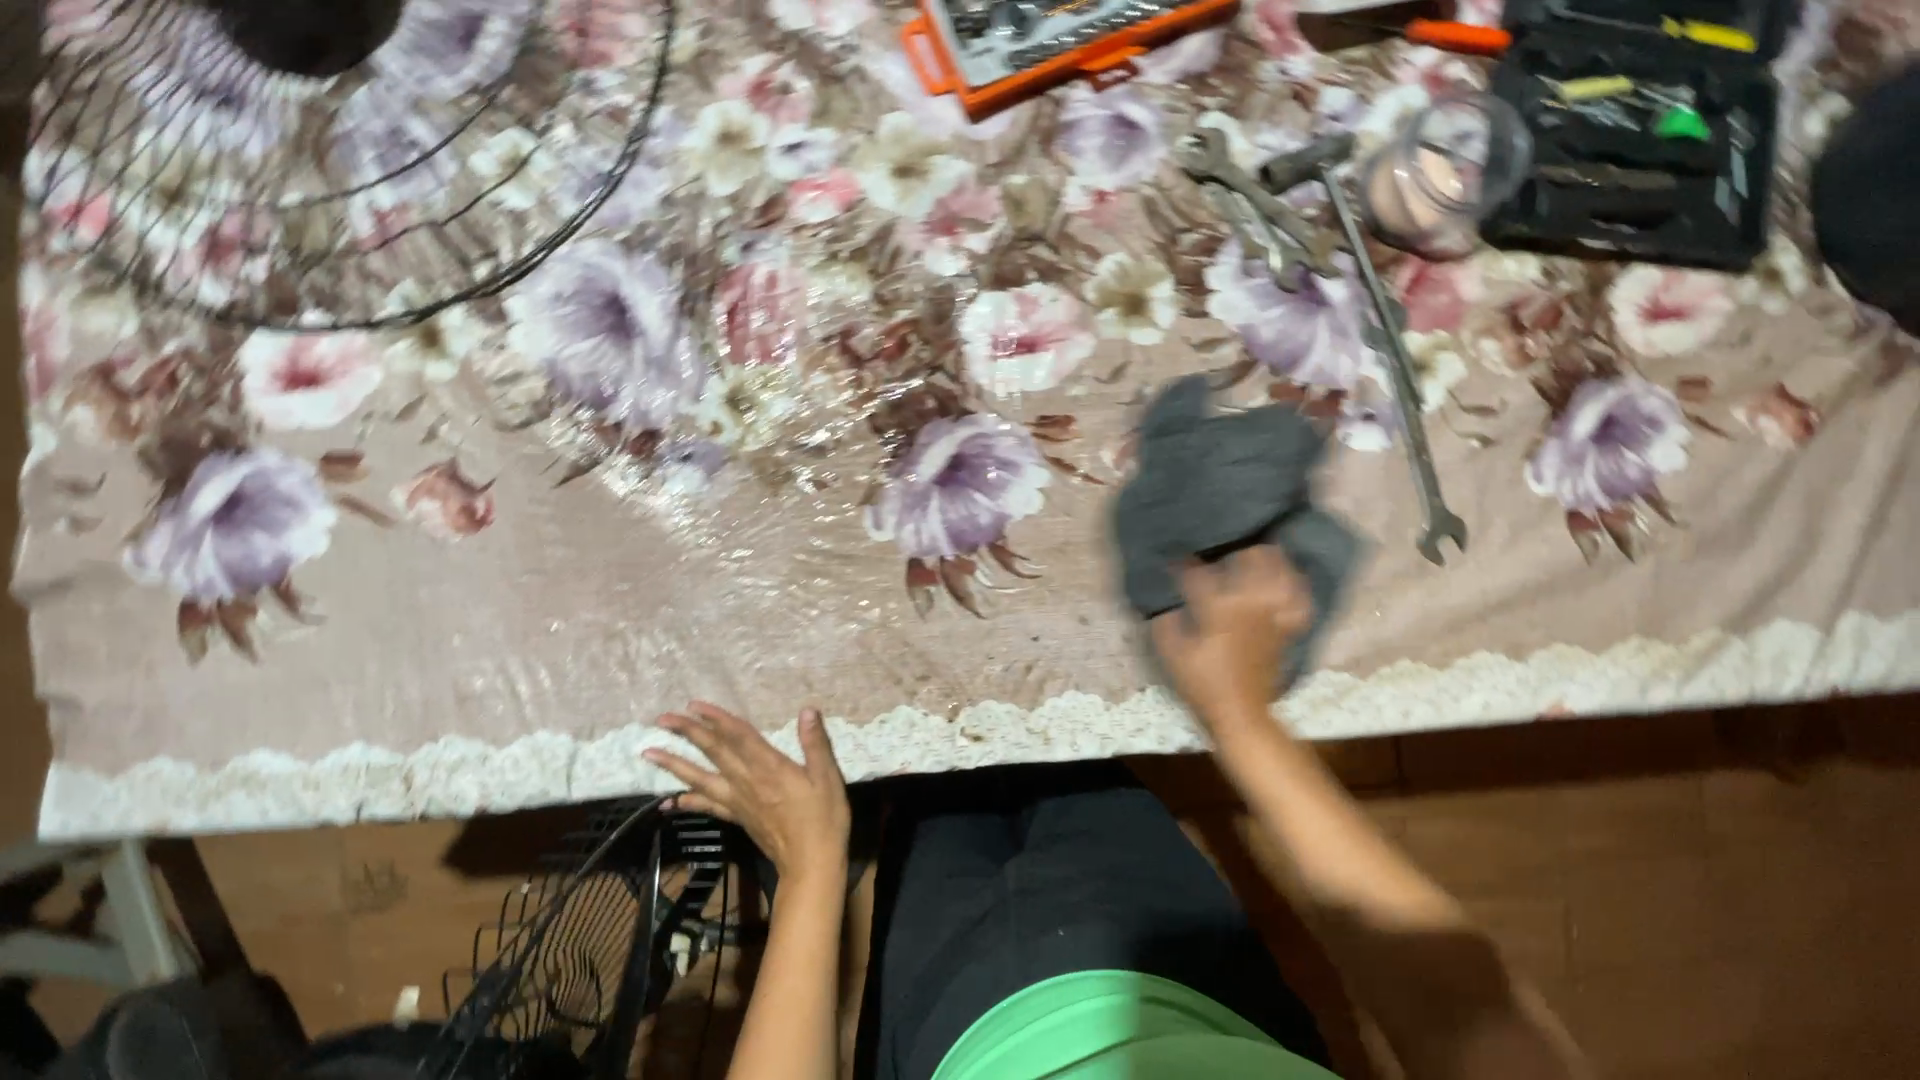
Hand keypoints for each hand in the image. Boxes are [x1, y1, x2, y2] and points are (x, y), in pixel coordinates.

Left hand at [644, 703, 850, 886]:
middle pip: (713, 751)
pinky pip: (707, 806)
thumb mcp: (827, 777)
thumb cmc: (823, 818)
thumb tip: (808, 710)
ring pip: (699, 778)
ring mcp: (737, 801)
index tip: (695, 705)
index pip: (737, 736)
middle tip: (662, 718)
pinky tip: (669, 802)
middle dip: (687, 732)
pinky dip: (687, 801)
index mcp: (769, 767)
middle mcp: (746, 781)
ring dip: (674, 764)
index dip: (716, 718)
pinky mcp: (736, 817)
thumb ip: (815, 743)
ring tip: (649, 753)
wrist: (810, 863)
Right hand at [1149, 546, 1312, 727]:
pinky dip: (1296, 588)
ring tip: (1260, 552)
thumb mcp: (1173, 655)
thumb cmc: (1203, 684)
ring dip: (1270, 559)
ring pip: (1278, 573)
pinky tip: (1290, 581)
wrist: (1241, 714)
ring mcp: (1272, 614)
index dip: (1183, 564)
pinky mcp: (1286, 628)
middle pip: (1250, 559)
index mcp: (1217, 608)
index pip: (1197, 574)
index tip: (1173, 559)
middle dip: (1236, 549)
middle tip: (1224, 548)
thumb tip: (1166, 605)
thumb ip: (1166, 624)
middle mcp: (1249, 603)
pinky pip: (1298, 602)